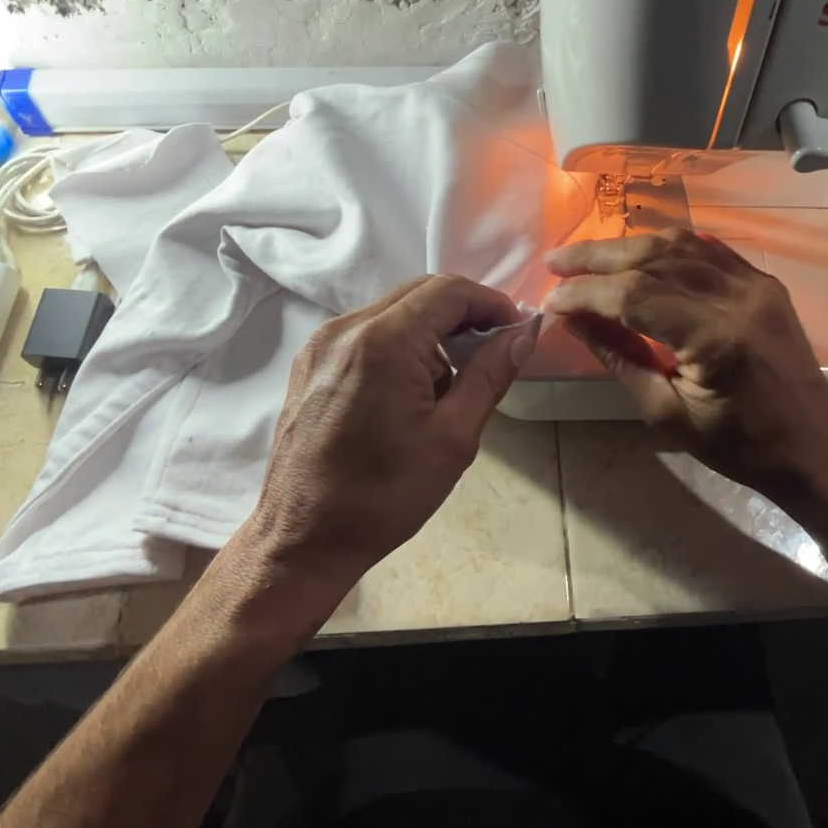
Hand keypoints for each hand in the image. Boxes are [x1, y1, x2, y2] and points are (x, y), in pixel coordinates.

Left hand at [243, 274, 536, 587]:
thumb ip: (489, 375)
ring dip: (431, 329)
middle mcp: (346, 329)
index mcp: (383, 342)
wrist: (304, 537)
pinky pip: (366, 332)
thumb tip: (523, 335)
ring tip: (453, 379)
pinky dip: (400, 343)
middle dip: (463, 313)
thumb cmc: (384, 496)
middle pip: (419, 292)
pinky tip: (412, 387)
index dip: (490, 303)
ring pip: (392, 309)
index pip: (449, 290)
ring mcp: (321, 344)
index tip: (515, 332)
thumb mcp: (452, 438)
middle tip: (492, 350)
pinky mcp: (310, 363)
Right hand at [543, 229, 827, 502]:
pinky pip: (710, 250)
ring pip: (681, 245)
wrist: (813, 447)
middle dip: (598, 257)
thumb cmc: (737, 446)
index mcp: (713, 337)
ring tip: (590, 258)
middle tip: (556, 264)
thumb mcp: (666, 413)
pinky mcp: (764, 284)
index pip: (634, 295)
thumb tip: (574, 321)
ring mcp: (755, 285)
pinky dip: (669, 247)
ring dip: (629, 246)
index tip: (552, 301)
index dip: (587, 293)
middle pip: (654, 257)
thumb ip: (620, 358)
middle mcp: (736, 298)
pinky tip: (641, 252)